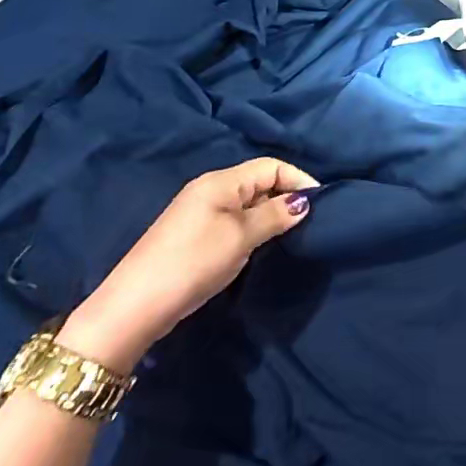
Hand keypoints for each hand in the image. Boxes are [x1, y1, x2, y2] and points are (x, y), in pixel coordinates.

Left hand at [56, 158, 317, 371]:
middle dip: (287, 195)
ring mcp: (201, 211)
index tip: (325, 204)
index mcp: (220, 181)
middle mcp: (211, 188)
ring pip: (247, 202)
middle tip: (316, 222)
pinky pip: (235, 219)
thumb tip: (301, 201)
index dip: (298, 179)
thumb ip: (271, 216)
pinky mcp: (196, 234)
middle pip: (258, 181)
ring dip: (271, 212)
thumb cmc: (194, 260)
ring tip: (297, 235)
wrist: (140, 299)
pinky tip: (265, 245)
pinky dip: (255, 226)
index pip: (269, 165)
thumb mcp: (239, 237)